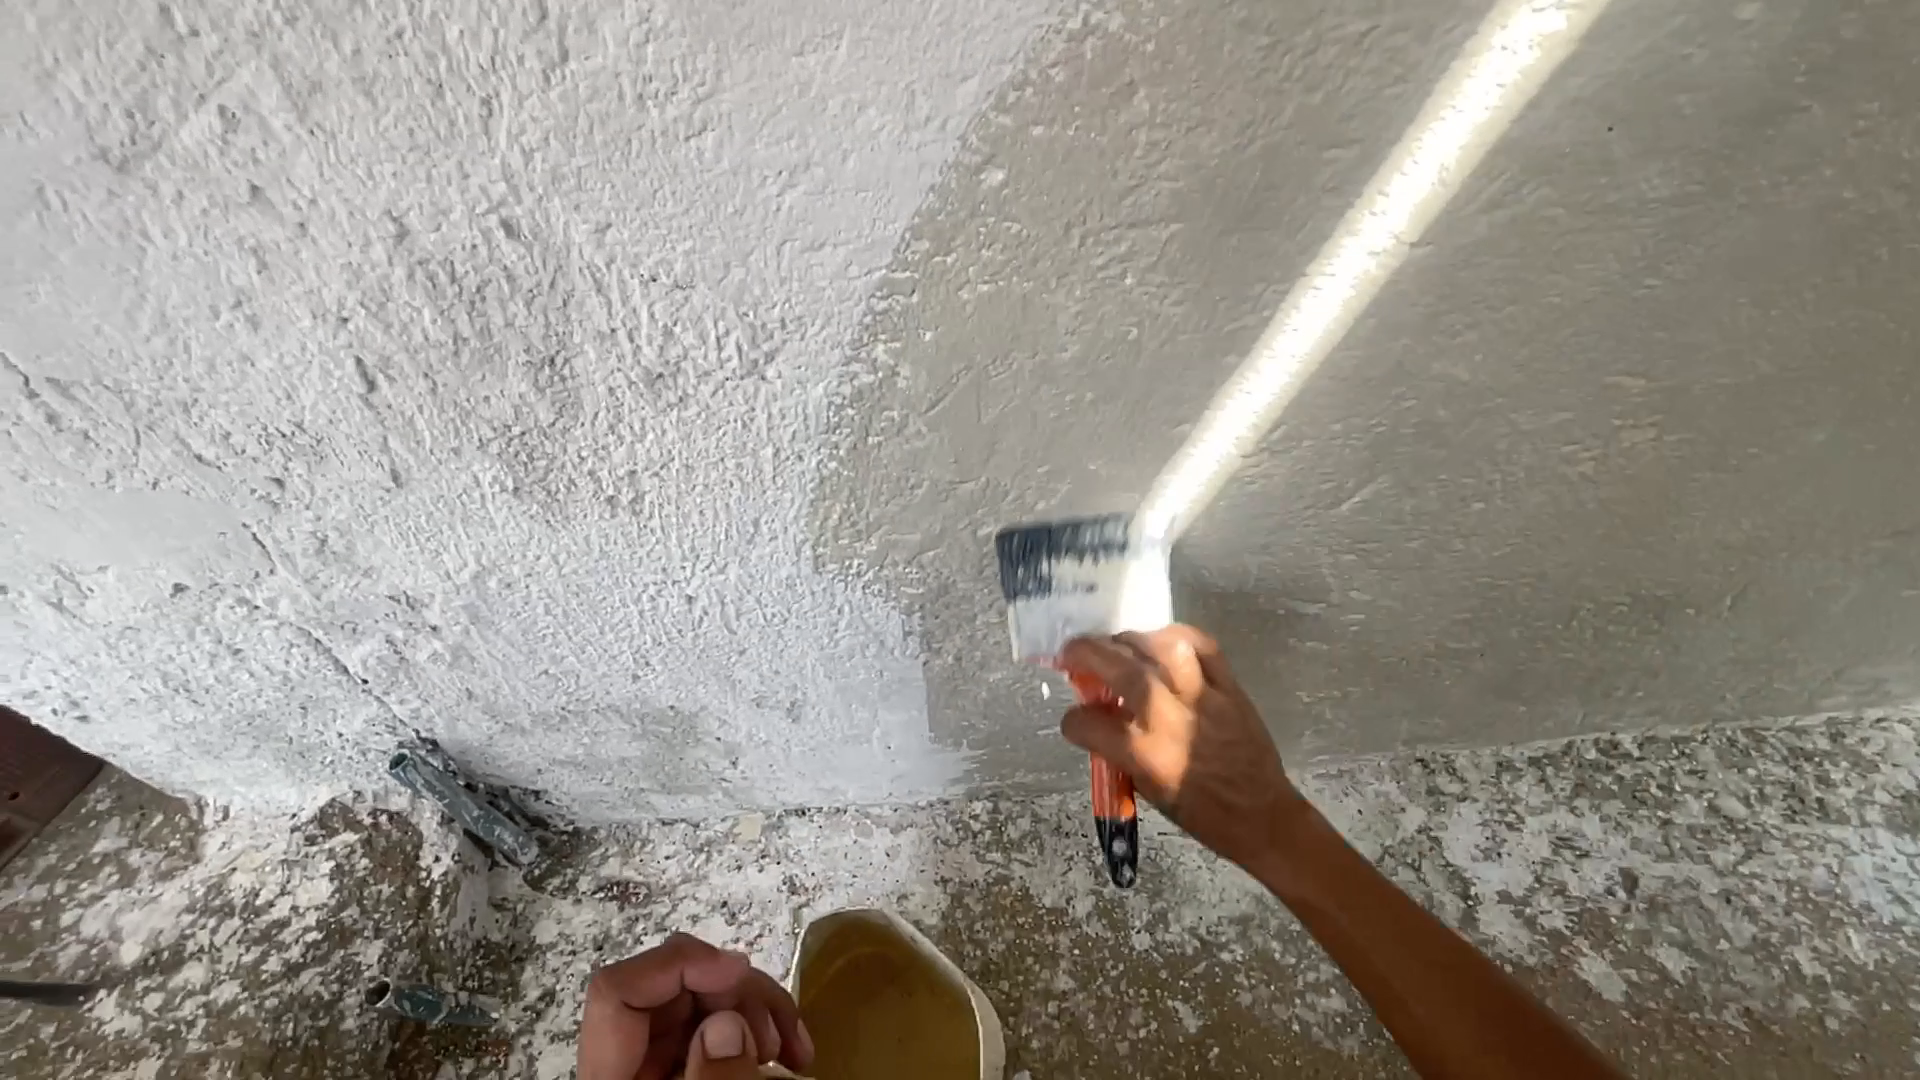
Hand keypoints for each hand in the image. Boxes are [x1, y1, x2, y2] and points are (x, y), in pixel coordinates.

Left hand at [578, 933, 813, 1079]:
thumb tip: (727, 1022)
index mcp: (608, 1075)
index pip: (617, 989)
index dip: (679, 962)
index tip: (741, 970)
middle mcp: (626, 1059)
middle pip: (673, 986)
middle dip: (738, 992)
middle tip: (782, 1035)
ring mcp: (656, 1063)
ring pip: (703, 1000)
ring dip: (758, 1010)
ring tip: (795, 1049)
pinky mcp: (681, 1069)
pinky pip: (717, 1029)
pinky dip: (757, 1031)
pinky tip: (791, 1053)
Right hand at [1058, 625, 1306, 870]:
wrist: (1261, 816)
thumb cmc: (1199, 811)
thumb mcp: (1144, 786)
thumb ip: (1116, 746)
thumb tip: (1095, 711)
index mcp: (1144, 755)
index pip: (1087, 722)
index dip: (1073, 720)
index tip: (1075, 720)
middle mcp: (1170, 720)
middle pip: (1120, 668)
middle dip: (1085, 653)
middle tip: (1072, 652)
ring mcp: (1203, 698)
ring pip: (1160, 646)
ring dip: (1130, 640)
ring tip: (1119, 646)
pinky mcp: (1230, 687)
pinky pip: (1202, 645)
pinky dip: (1176, 636)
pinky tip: (1161, 643)